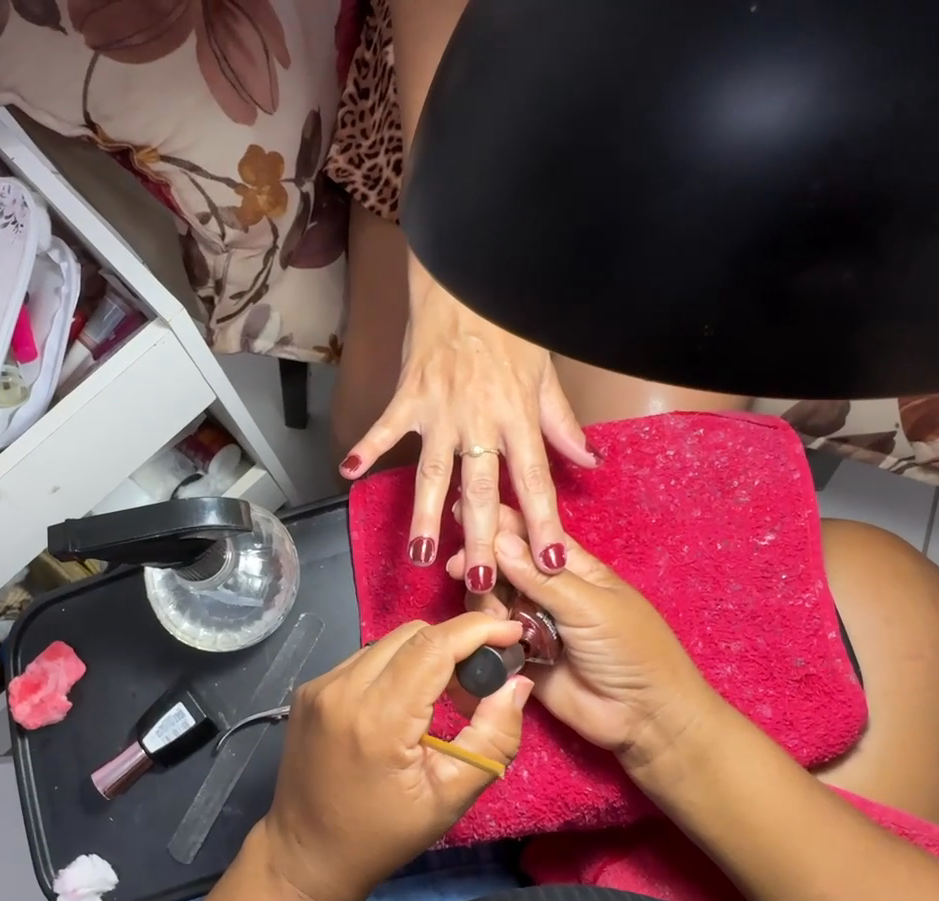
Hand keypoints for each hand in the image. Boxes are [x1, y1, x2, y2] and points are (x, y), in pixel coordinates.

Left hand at [260, 613, 532, 900]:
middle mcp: (342, 689)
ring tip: (446, 697)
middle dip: (455, 645)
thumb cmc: (382, 836)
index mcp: (377, 720)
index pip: (433, 646)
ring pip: (387, 643)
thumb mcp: (450, 797)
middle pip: (411, 635)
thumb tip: (516, 683)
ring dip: (425, 656)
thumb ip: (491, 738)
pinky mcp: (310, 689)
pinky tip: (407, 702)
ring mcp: (320, 685)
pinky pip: (364, 659)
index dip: (477, 631)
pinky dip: (395, 667)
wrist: (305, 854)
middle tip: (480, 683)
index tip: (512, 634)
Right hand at [340, 257, 595, 591]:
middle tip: (479, 579)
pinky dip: (367, 447)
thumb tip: (588, 463)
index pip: (535, 478)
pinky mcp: (409, 395)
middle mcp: (480, 420)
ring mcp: (441, 409)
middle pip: (481, 487)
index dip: (542, 520)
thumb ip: (561, 424)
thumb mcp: (544, 375)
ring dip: (426, 512)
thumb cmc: (510, 330)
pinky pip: (386, 426)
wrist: (469, 284)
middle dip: (481, 536)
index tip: (550, 560)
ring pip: (433, 470)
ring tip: (421, 553)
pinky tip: (349, 473)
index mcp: (518, 416)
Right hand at [447, 507, 718, 768]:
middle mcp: (547, 591)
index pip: (531, 535)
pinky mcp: (519, 655)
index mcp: (572, 567)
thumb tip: (499, 538)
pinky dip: (482, 630)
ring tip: (487, 608)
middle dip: (481, 562)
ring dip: (482, 597)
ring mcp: (531, 623)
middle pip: (503, 565)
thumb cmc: (632, 649)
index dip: (500, 523)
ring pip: (492, 598)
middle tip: (460, 567)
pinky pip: (491, 635)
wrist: (643, 717)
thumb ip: (541, 577)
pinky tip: (482, 630)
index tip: (466, 513)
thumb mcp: (590, 605)